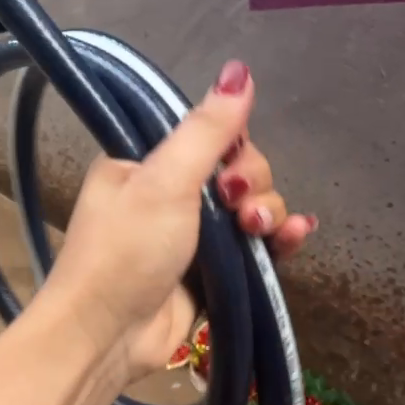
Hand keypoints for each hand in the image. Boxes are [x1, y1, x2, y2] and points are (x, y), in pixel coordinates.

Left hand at [35, 61, 316, 380]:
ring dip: (266, 213)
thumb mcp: (163, 182)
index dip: (231, 145)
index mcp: (139, 164)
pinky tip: (297, 238)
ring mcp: (187, 235)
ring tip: (256, 232)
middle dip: (250, 184)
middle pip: (235, 170)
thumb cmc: (125, 252)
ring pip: (249, 208)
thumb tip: (238, 69)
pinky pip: (253, 247)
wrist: (107, 335)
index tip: (231, 164)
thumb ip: (205, 130)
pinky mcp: (208, 272)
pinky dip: (277, 241)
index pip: (203, 135)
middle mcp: (163, 194)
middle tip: (235, 206)